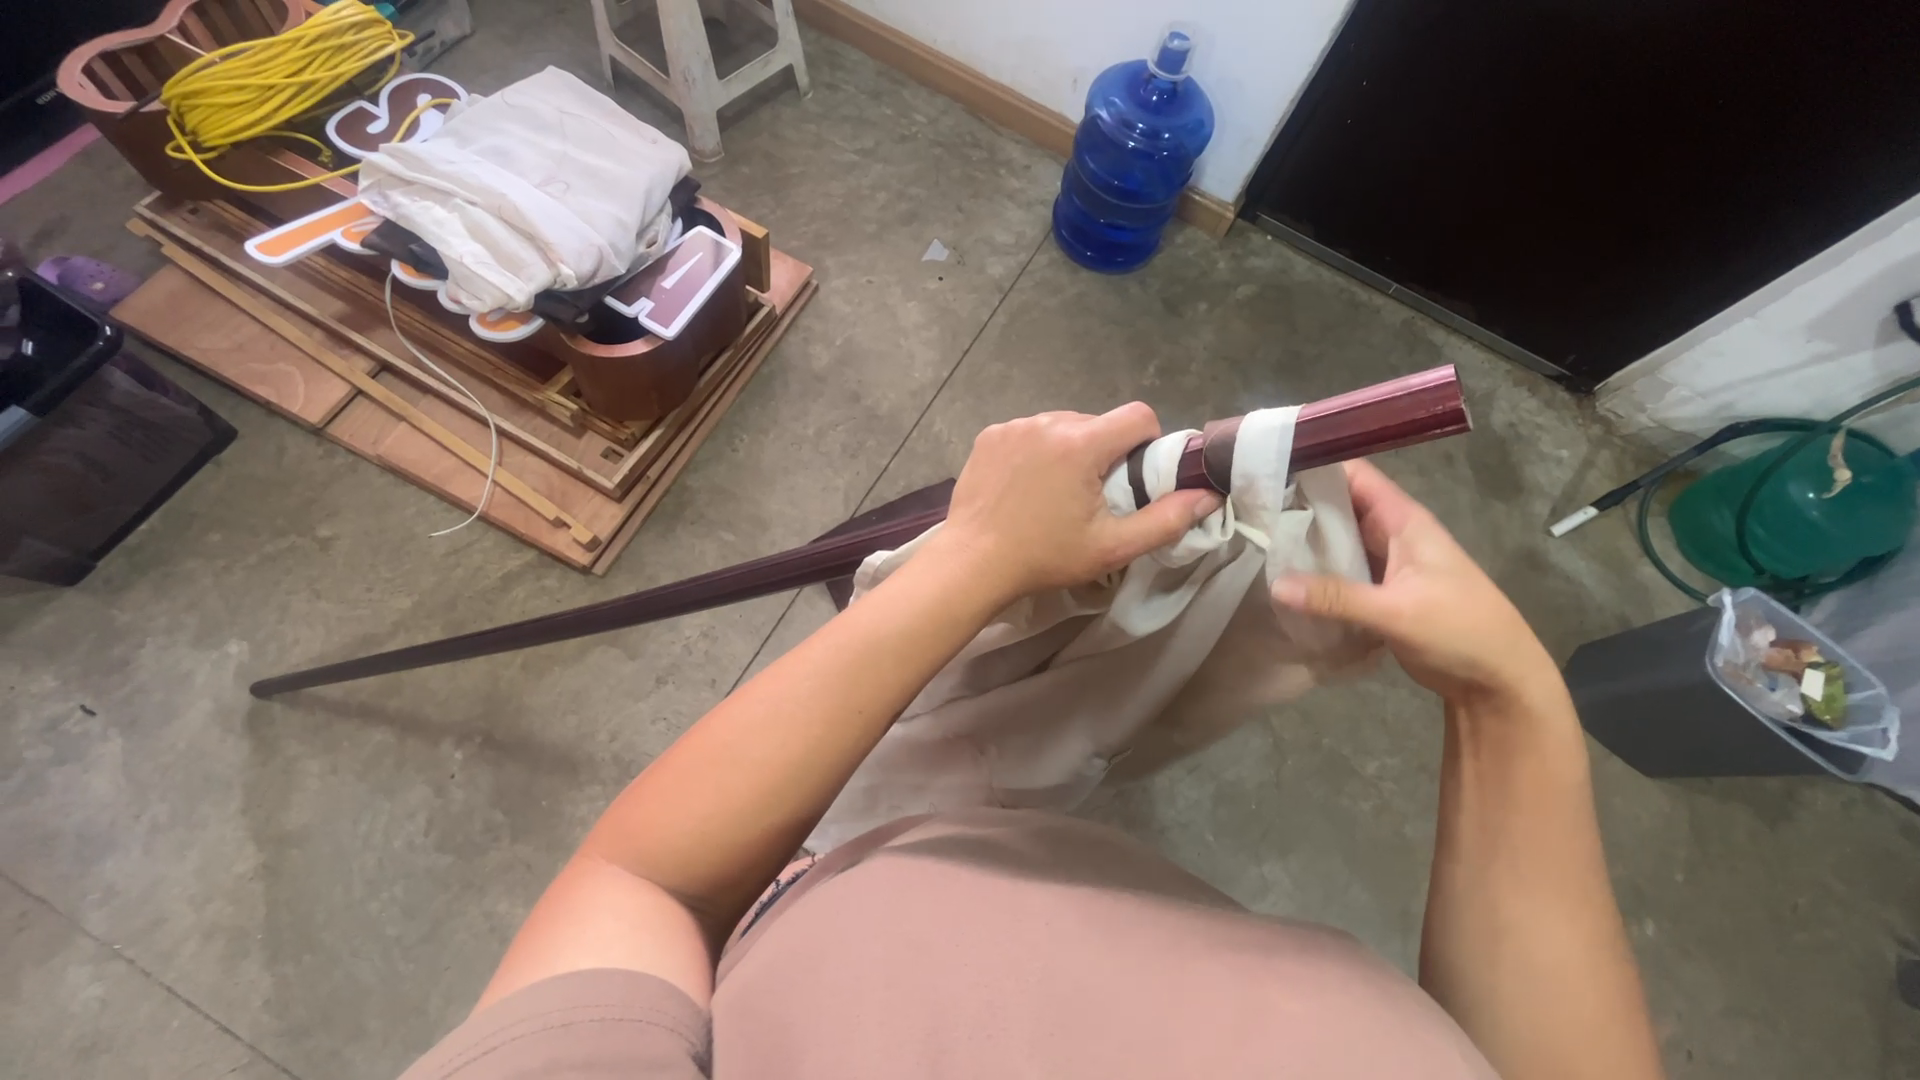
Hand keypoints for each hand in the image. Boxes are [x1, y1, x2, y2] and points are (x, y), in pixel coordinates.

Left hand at [931, 404, 1222, 601]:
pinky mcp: (989, 435)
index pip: (1138, 415)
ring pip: (1063, 426)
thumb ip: (1166, 520)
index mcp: (1081, 443)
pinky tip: (1025, 486)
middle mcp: (1048, 422)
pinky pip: (1029, 432)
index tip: (1134, 476)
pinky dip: (1036, 452)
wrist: (973, 563)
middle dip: (1105, 452)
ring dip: (1069, 450)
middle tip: (1092, 496)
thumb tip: (1210, 495)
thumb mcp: (1112, 547)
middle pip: (1098, 423)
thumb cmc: (1044, 557)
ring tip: (1055, 493)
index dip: (1146, 443)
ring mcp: (1014, 426)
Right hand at [1270, 459, 1560, 710]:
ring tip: (1252, 534)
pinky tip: (1279, 573)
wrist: (1498, 680)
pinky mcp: (1378, 590)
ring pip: (1335, 537)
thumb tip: (1275, 584)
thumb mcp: (1397, 612)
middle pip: (1337, 503)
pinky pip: (1338, 568)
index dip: (1314, 463)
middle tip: (1246, 506)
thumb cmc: (1462, 631)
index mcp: (1403, 521)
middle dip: (1296, 501)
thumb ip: (1336, 597)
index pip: (1354, 474)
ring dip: (1301, 536)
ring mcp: (1384, 562)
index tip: (1265, 465)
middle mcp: (1391, 533)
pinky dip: (1312, 568)